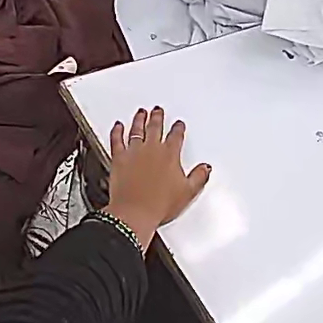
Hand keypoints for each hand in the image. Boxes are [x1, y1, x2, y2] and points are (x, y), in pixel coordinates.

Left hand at [104, 106, 209, 248]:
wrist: (135, 212)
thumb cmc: (159, 204)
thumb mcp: (187, 192)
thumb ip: (198, 177)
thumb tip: (205, 169)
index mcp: (170, 155)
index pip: (176, 136)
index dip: (178, 129)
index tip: (179, 124)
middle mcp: (151, 149)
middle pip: (155, 128)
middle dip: (158, 118)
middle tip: (158, 110)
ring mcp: (134, 152)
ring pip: (137, 130)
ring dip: (139, 119)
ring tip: (141, 113)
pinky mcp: (118, 159)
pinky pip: (117, 140)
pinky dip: (117, 131)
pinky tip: (117, 126)